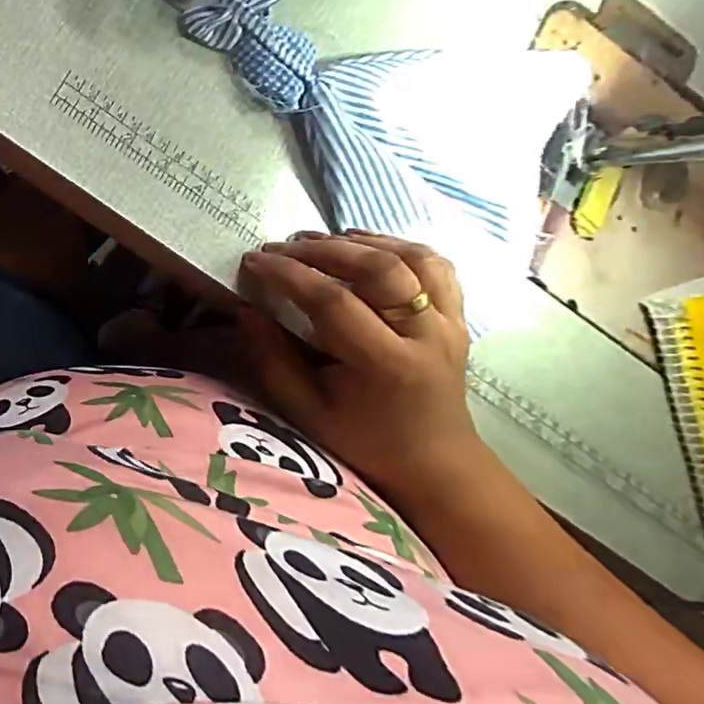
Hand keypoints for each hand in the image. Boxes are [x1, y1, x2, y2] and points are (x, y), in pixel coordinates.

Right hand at [238, 230, 484, 500]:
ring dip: (361, 241)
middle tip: (281, 246)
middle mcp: (425, 335)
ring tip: (320, 239)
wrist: (434, 463)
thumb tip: (246, 310)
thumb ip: (272, 359)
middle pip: (378, 267)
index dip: (288, 274)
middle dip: (322, 249)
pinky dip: (399, 246)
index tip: (253, 260)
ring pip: (412, 257)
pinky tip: (365, 246)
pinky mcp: (457, 317)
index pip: (333, 301)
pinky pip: (436, 265)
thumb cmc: (362, 440)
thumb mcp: (305, 409)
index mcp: (385, 364)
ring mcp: (448, 323)